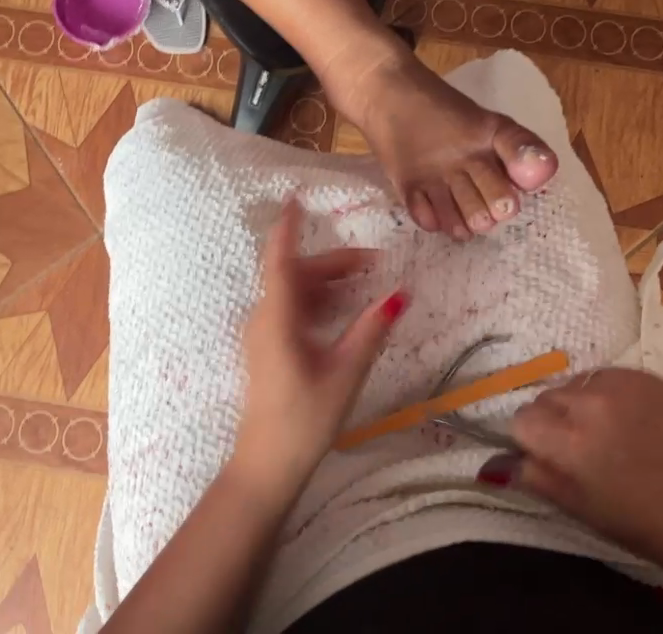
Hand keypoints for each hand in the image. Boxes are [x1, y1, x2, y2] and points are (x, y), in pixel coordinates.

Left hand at [231, 200, 407, 494]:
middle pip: (296, 274)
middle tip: (373, 261)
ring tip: (364, 283)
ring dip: (326, 283)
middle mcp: (264, 317)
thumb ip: (371, 330)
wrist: (266, 464)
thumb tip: (400, 295)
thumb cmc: (305, 418)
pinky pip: (291, 310)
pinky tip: (343, 312)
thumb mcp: (345, 372)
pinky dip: (317, 302)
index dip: (289, 226)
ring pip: (294, 292)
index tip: (298, 198)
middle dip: (333, 263)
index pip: (281, 258)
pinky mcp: (268, 349)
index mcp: (278, 317)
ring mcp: (263, 334)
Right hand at [481, 368, 662, 582]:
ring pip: (573, 384)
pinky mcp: (647, 376)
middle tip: (580, 450)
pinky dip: (607, 394)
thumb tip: (491, 463)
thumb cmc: (645, 525)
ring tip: (607, 434)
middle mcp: (591, 404)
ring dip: (579, 404)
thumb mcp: (580, 508)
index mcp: (571, 444)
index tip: (549, 457)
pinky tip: (629, 422)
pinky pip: (606, 376)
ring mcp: (622, 385)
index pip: (520, 419)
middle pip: (545, 398)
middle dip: (553, 421)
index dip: (530, 440)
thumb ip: (533, 477)